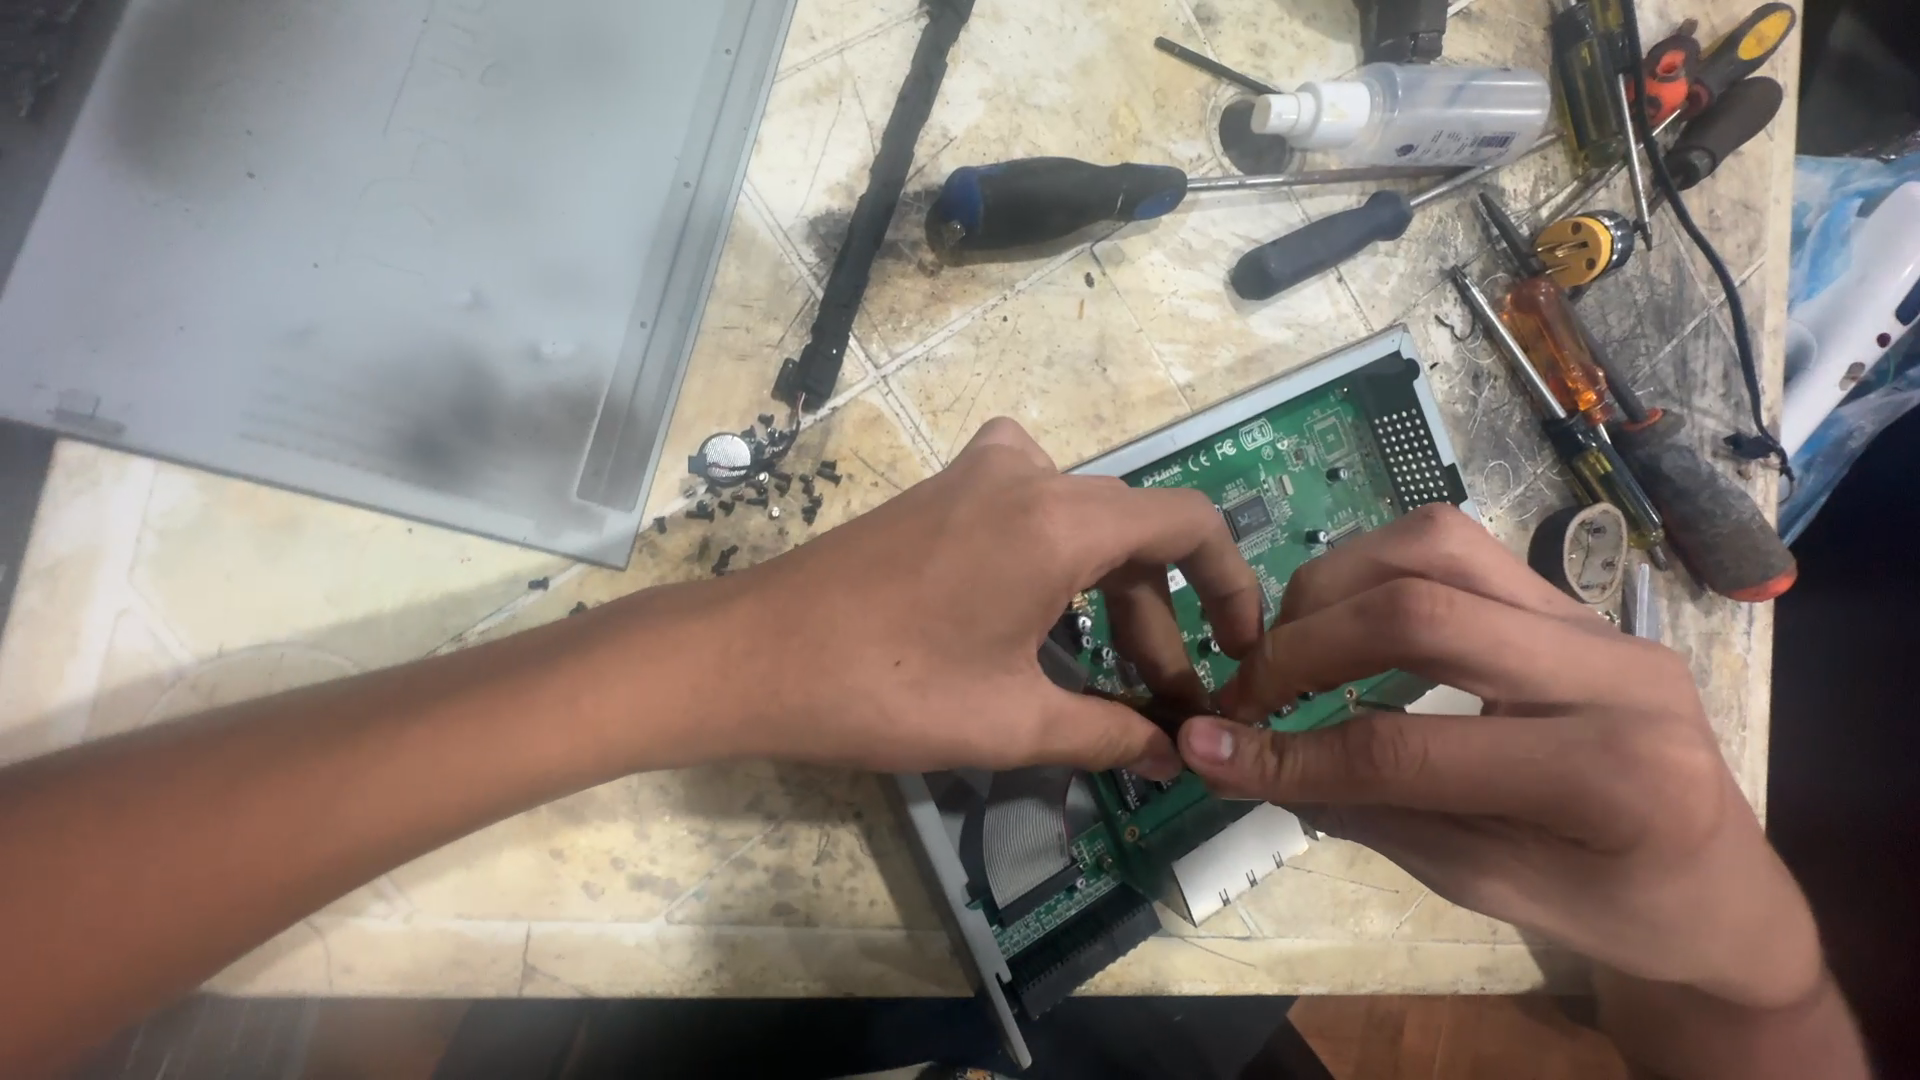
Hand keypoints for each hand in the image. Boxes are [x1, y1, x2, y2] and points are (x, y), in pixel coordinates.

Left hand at [714, 419, 1263, 778]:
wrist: (753, 653)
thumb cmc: (888, 686)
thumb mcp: (1012, 722)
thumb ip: (1108, 733)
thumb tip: (1171, 754)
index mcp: (1061, 517)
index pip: (1188, 522)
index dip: (1231, 584)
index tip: (1238, 647)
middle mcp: (1027, 473)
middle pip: (1130, 534)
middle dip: (1156, 619)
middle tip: (1159, 702)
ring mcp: (976, 474)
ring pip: (1078, 527)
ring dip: (1105, 597)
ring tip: (1103, 677)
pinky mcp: (940, 491)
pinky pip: (1028, 514)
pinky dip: (1055, 568)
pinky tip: (1038, 625)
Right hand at [1176, 505, 1823, 1010]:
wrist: (1716, 881)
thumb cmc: (1603, 903)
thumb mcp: (1476, 882)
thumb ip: (1350, 807)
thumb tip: (1225, 756)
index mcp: (1612, 777)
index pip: (1409, 749)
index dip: (1294, 753)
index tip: (1210, 749)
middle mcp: (1612, 670)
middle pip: (1418, 613)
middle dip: (1302, 649)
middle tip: (1246, 691)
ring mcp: (1591, 615)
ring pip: (1431, 546)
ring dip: (1330, 586)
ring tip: (1286, 639)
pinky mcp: (1563, 593)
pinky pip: (1447, 544)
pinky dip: (1368, 567)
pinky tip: (1340, 613)